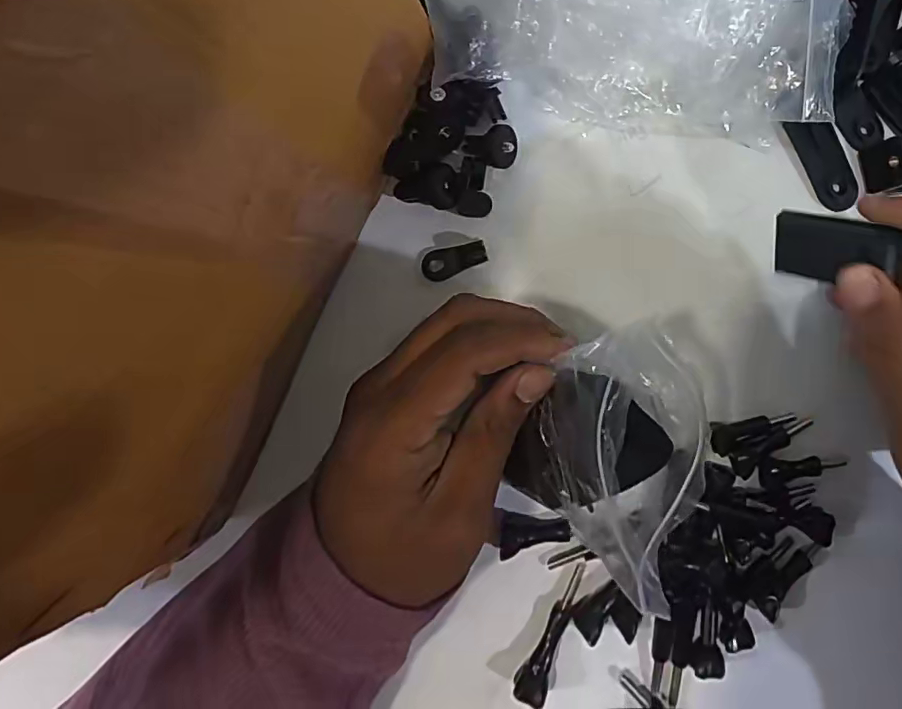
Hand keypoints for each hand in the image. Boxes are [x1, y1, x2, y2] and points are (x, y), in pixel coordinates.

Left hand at [313, 294, 569, 606]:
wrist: (333, 583)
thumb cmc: (403, 558)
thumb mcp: (458, 513)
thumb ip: (494, 435)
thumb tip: (538, 372)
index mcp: (392, 423)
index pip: (462, 352)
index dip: (520, 340)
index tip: (568, 352)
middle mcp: (379, 387)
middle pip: (454, 318)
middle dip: (516, 321)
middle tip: (561, 347)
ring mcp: (380, 381)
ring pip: (449, 319)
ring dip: (502, 322)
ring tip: (545, 349)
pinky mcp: (389, 385)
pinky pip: (442, 337)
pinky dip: (486, 335)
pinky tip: (515, 358)